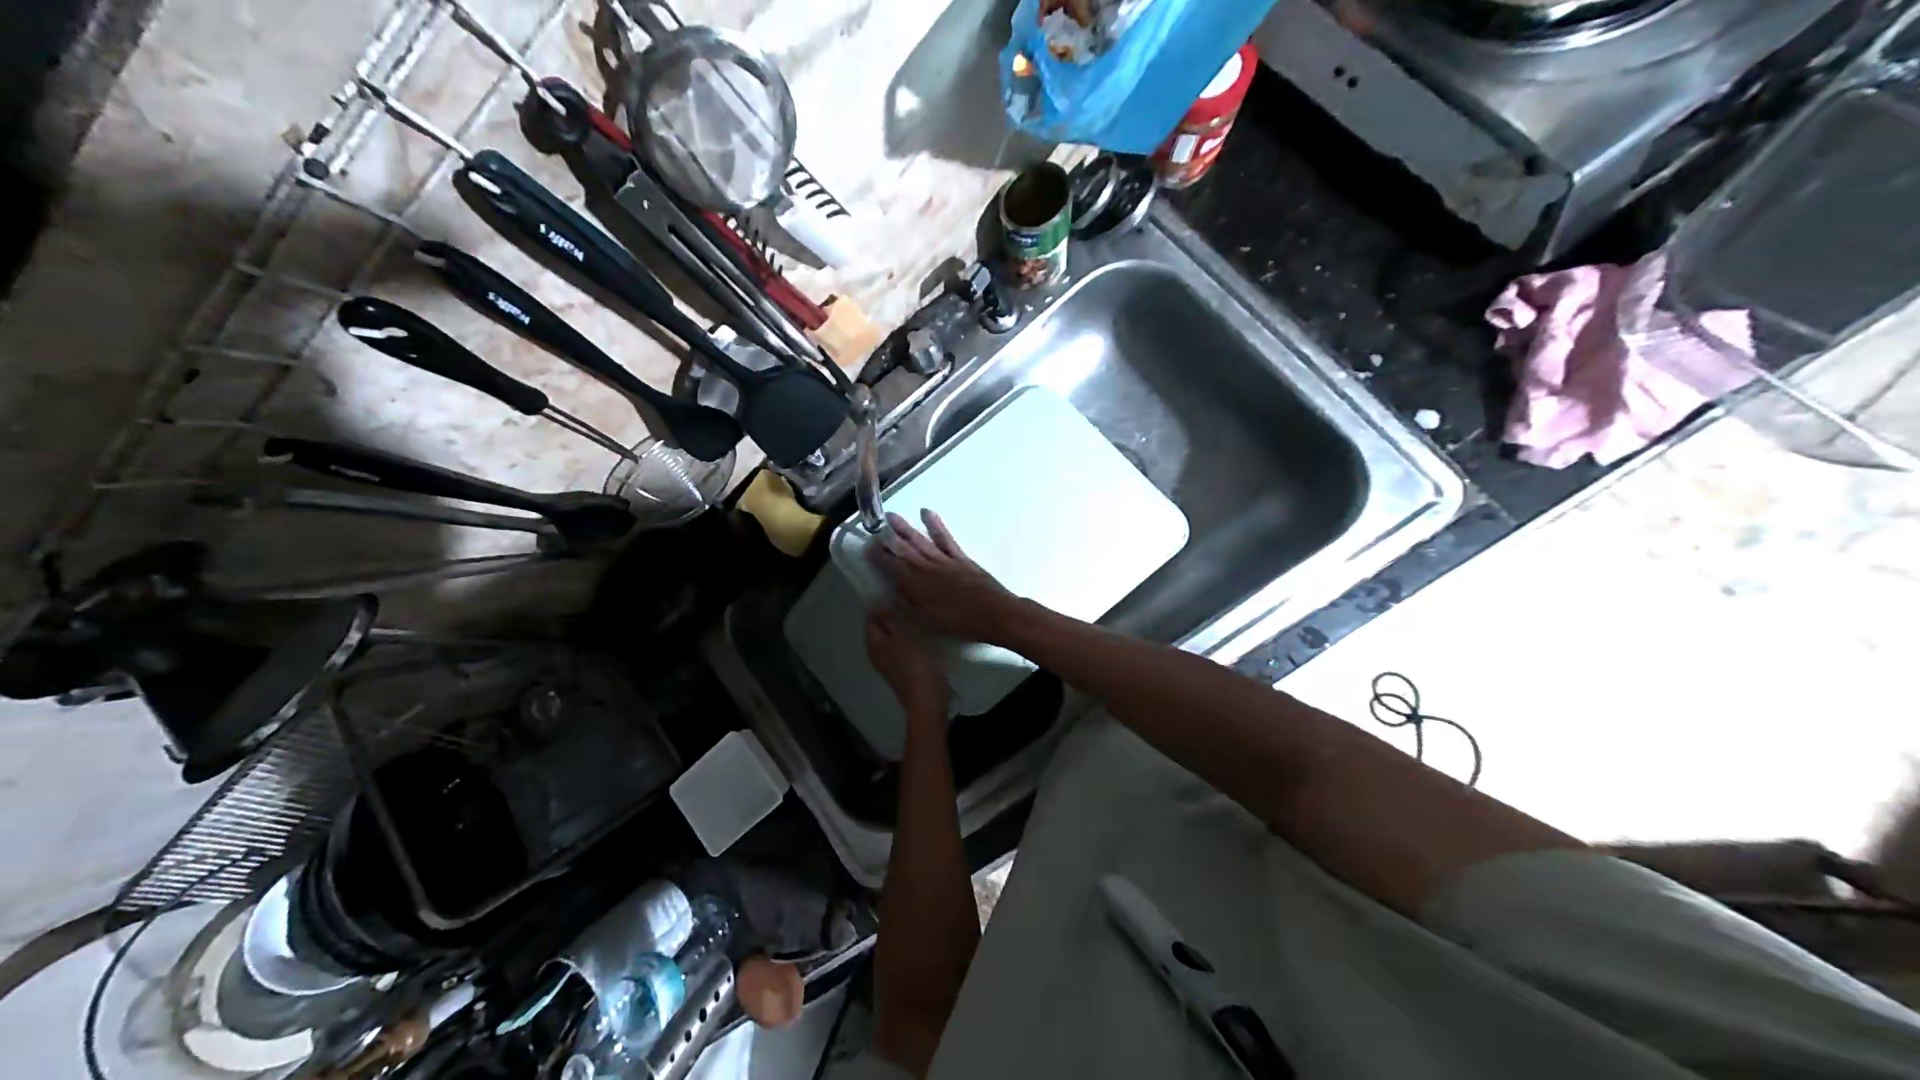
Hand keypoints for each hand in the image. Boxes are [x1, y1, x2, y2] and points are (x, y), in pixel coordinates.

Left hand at [866, 606, 948, 717]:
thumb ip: (894, 620)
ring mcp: (893, 663)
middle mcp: (879, 654)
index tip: (896, 594)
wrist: (928, 699)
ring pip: (896, 638)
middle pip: (883, 629)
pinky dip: (913, 638)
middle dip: (894, 615)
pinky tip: (926, 632)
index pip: (870, 619)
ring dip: (906, 627)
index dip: (881, 605)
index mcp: (874, 645)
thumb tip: (885, 605)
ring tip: (920, 614)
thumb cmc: (913, 665)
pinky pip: (907, 647)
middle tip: (910, 602)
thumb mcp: (903, 637)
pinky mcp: (907, 669)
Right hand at [868, 510, 1020, 644]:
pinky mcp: (960, 557)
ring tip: (891, 516)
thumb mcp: (926, 622)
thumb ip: (907, 606)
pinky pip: (944, 537)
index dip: (878, 557)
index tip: (867, 547)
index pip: (891, 567)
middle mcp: (926, 568)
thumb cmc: (959, 623)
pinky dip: (935, 524)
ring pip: (919, 540)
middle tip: (875, 526)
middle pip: (903, 549)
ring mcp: (944, 560)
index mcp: (915, 585)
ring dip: (904, 527)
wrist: (993, 613)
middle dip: (887, 538)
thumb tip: (890, 593)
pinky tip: (927, 512)